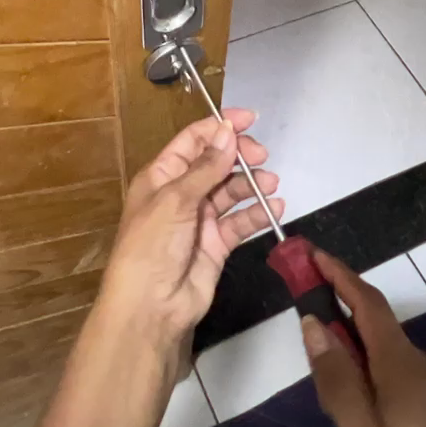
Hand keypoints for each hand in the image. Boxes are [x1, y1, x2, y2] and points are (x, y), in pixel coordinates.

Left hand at [95, 109, 283, 379]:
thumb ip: (206, 167)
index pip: (193, 141)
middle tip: (261, 155)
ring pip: (230, 191)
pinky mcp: (217, 244)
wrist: (151, 307)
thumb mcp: (175, 200)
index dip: (219, 128)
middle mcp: (181, 193)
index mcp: (161, 176)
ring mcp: (200, 219)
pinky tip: (274, 207)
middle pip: (215, 163)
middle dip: (238, 155)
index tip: (249, 119)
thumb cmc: (152, 246)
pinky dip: (257, 213)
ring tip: (271, 182)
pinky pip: (240, 222)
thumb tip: (227, 131)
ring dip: (251, 183)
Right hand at [303, 250, 425, 426]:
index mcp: (406, 368)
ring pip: (393, 361)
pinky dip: (381, 380)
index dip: (339, 274)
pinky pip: (409, 382)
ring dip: (361, 359)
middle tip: (308, 340)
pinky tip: (370, 418)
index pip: (369, 304)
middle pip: (379, 332)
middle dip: (343, 323)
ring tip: (333, 396)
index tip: (311, 253)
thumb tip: (314, 323)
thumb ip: (338, 382)